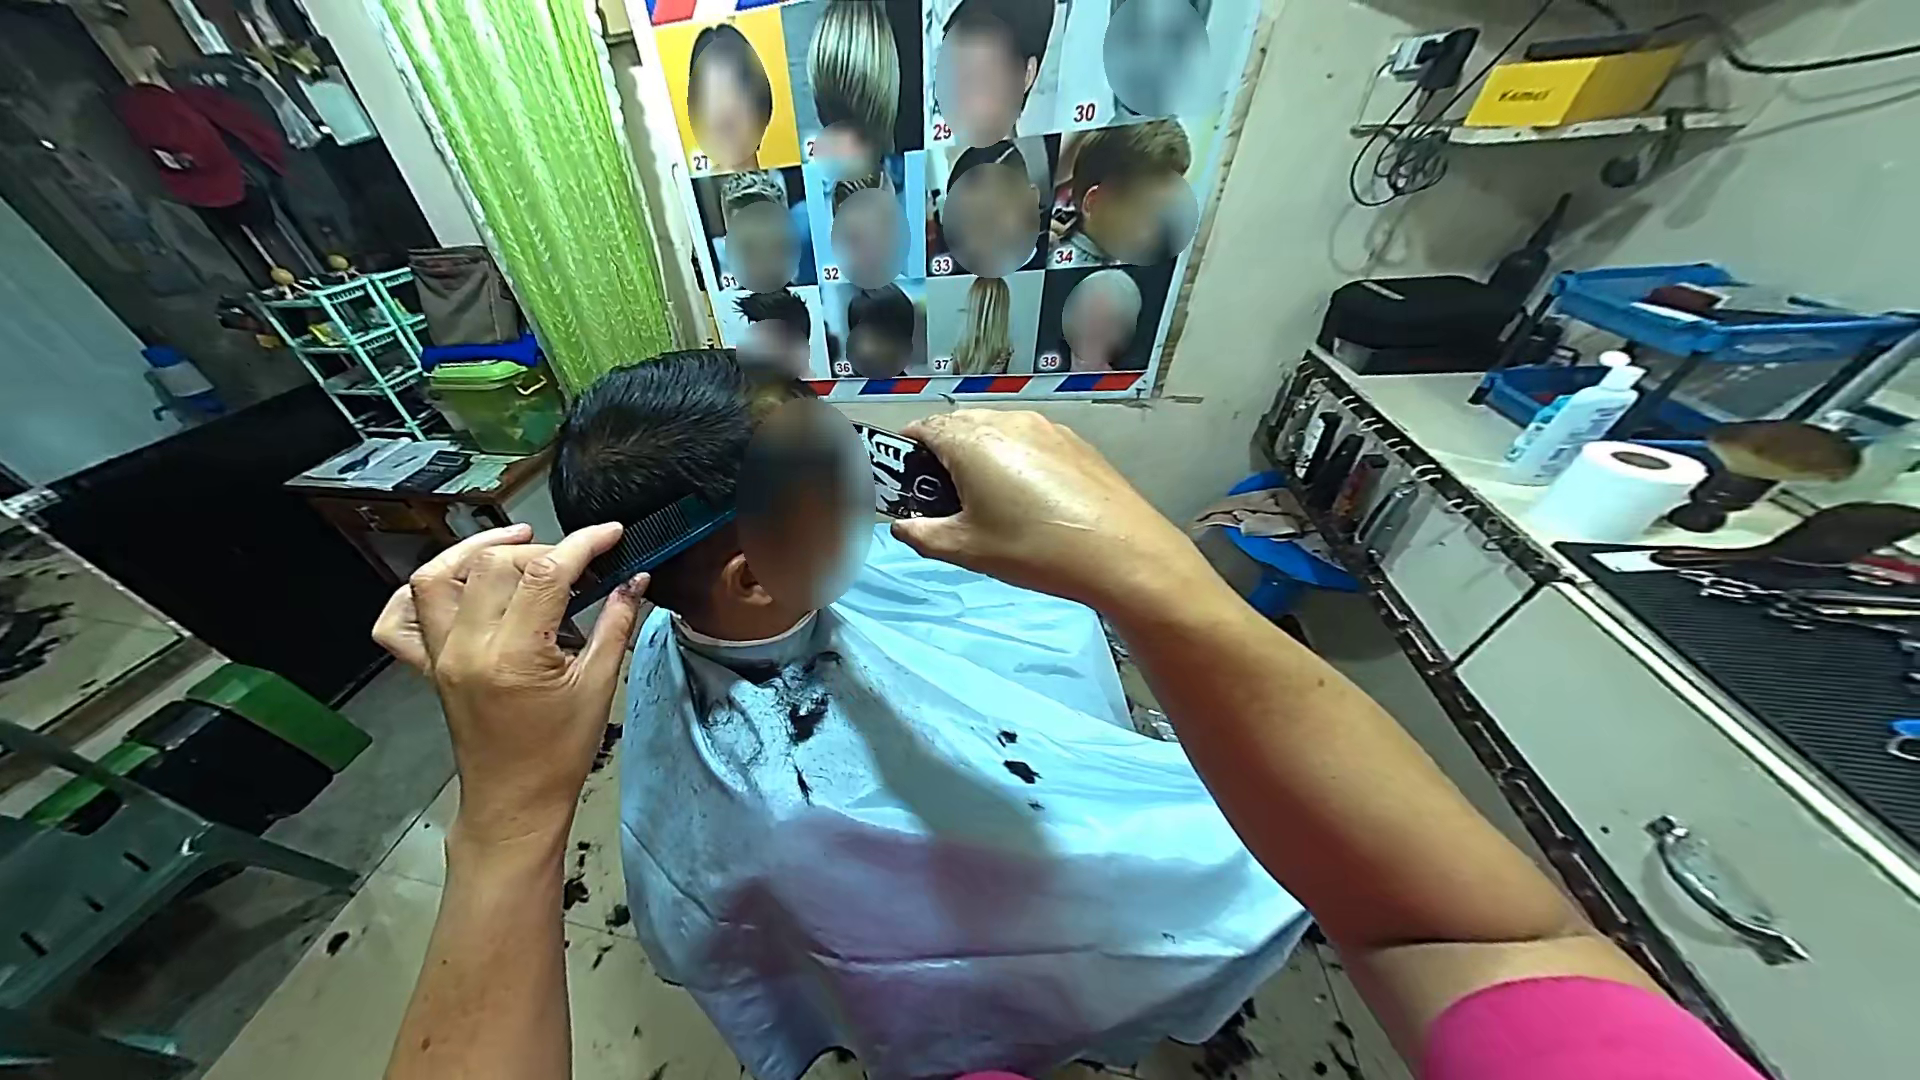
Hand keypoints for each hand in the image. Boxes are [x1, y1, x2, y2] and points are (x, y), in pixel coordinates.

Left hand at [373, 523, 648, 848]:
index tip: (612, 534)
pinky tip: (457, 580)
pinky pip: (400, 618)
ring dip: (476, 549)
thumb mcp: (600, 682)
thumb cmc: (563, 746)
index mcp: (514, 654)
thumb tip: (635, 579)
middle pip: (492, 565)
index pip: (546, 574)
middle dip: (543, 549)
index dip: (584, 544)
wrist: (516, 796)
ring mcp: (437, 655)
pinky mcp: (425, 666)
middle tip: (580, 561)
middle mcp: (465, 647)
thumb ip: (617, 623)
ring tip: (519, 542)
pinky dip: (422, 589)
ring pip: (435, 578)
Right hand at [889, 411, 1216, 614]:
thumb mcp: (968, 550)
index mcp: (971, 440)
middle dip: (944, 454)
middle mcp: (1006, 420)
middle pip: (960, 425)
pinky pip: (1030, 439)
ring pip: (997, 430)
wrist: (1121, 552)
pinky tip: (1033, 496)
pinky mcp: (1075, 440)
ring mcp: (1046, 426)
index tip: (908, 482)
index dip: (907, 451)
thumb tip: (901, 527)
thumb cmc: (1032, 549)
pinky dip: (1016, 456)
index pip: (923, 427)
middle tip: (949, 497)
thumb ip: (922, 535)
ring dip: (982, 453)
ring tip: (992, 497)